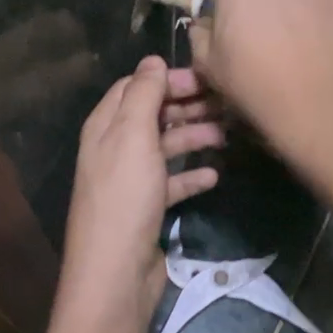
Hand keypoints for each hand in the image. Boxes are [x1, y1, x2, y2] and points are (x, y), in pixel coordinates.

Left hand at [59, 56, 221, 318]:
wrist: (115, 273)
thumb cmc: (124, 197)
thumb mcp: (132, 136)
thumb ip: (143, 95)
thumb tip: (153, 60)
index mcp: (105, 126)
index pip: (135, 87)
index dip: (168, 79)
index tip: (206, 78)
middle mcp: (114, 149)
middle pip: (153, 115)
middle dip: (186, 106)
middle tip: (226, 104)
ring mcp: (130, 181)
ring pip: (165, 147)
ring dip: (194, 137)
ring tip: (227, 136)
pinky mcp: (146, 209)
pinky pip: (172, 182)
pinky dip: (192, 175)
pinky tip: (214, 176)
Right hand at [190, 0, 332, 155]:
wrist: (319, 103)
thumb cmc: (254, 81)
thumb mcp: (207, 64)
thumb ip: (200, 33)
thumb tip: (206, 24)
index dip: (229, 1)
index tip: (235, 25)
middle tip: (269, 33)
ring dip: (299, 2)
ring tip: (303, 40)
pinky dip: (328, 13)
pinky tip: (327, 42)